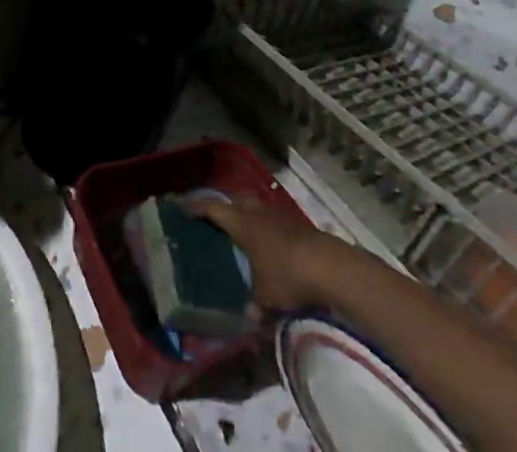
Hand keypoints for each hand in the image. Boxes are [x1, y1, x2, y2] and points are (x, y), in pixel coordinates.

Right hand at [186, 193, 359, 312]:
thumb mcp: (266, 297)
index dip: (198, 207)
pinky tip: (270, 244)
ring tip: (242, 231)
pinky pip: (276, 220)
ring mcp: (283, 217)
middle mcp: (261, 214)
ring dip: (249, 214)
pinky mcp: (301, 226)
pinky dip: (268, 227)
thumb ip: (255, 305)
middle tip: (214, 217)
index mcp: (244, 224)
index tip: (184, 207)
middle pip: (238, 199)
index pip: (215, 209)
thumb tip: (249, 316)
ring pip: (259, 208)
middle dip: (225, 205)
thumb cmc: (288, 276)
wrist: (332, 268)